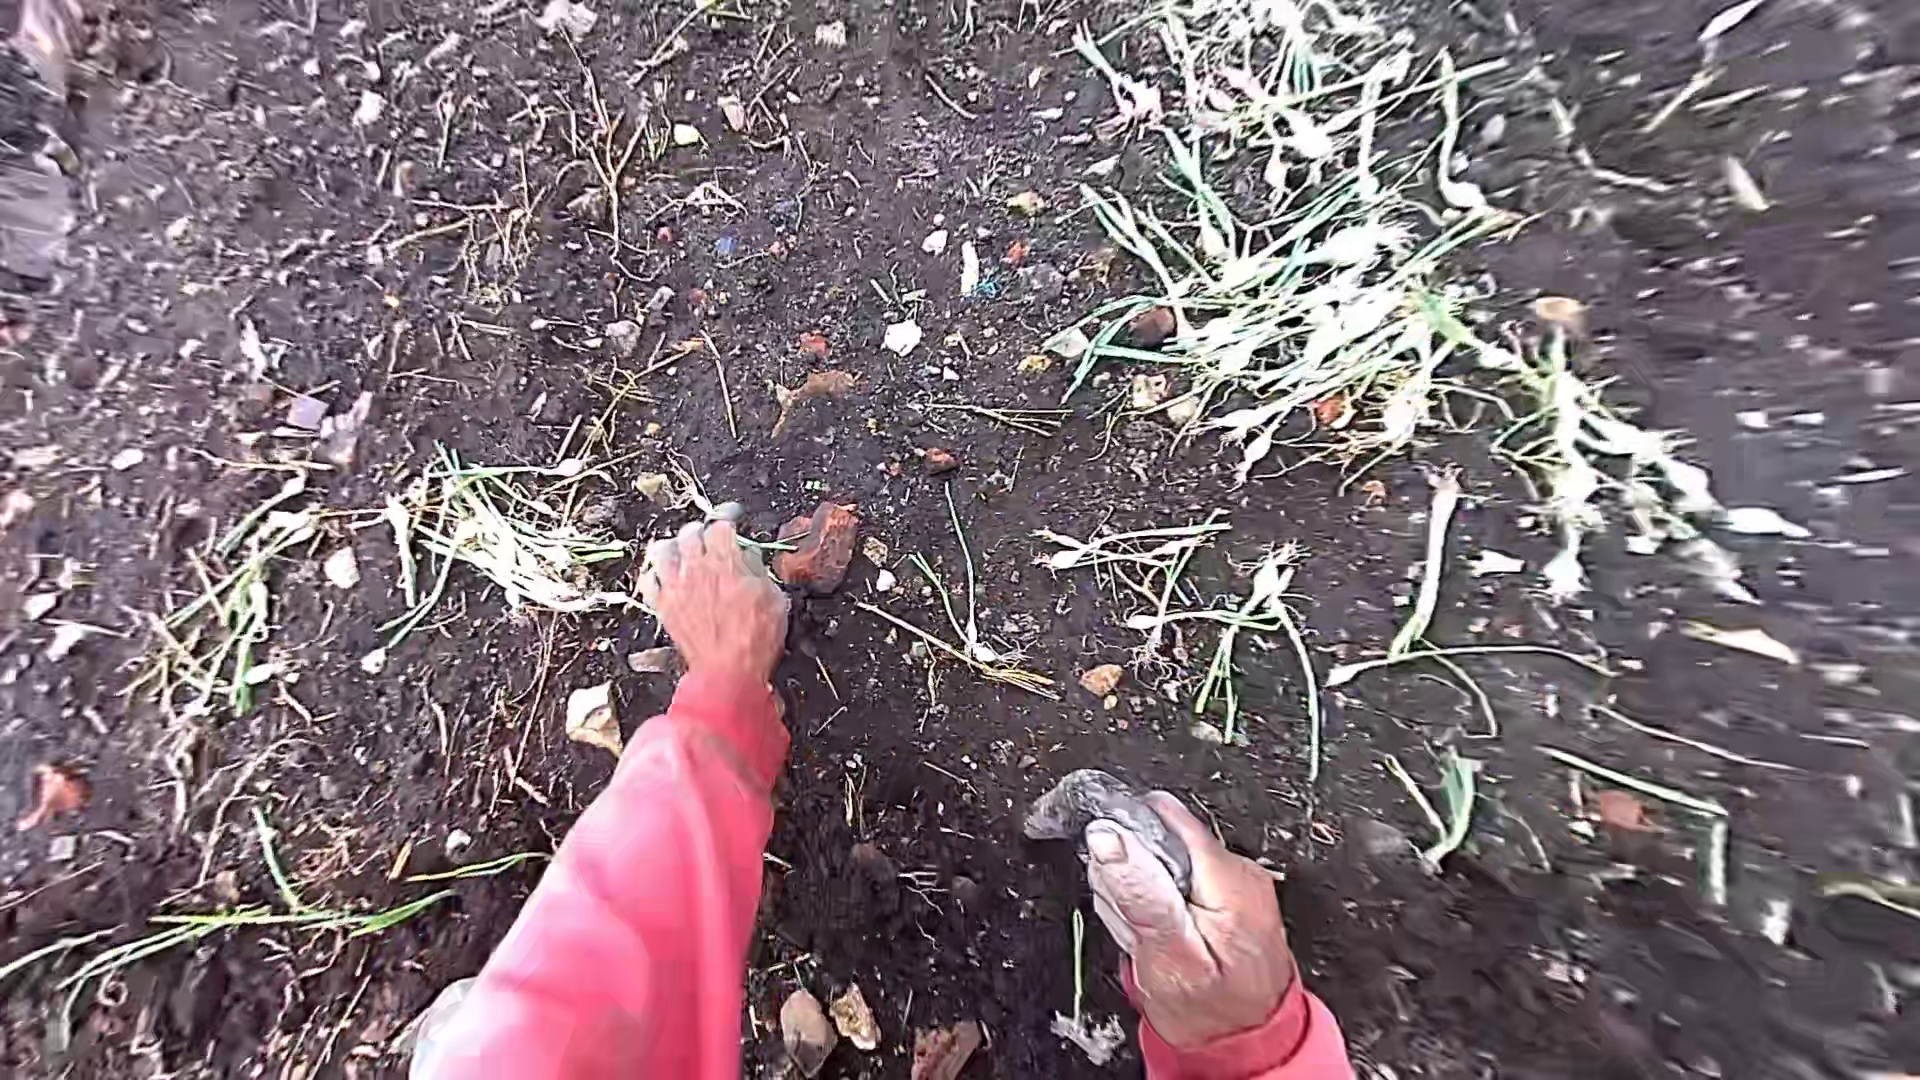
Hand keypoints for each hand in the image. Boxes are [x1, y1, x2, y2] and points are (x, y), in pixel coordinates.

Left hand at [638, 518, 788, 685]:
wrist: (728, 671)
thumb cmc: (756, 638)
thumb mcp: (775, 598)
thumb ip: (759, 571)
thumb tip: (750, 558)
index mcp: (727, 563)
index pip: (722, 526)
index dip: (729, 517)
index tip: (734, 517)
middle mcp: (697, 569)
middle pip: (691, 533)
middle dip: (702, 529)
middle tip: (710, 534)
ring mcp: (676, 587)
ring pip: (663, 550)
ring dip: (674, 544)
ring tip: (682, 546)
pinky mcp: (664, 607)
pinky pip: (649, 580)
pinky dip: (655, 572)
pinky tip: (664, 573)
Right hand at [1084, 791, 1293, 1047]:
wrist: (1242, 1050)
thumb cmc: (1210, 1014)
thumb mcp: (1167, 956)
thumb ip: (1139, 891)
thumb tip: (1108, 835)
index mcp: (1228, 879)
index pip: (1161, 816)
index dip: (1129, 841)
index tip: (1122, 880)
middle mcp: (1236, 868)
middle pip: (1157, 833)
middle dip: (1131, 870)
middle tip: (1139, 920)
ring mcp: (1233, 877)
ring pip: (1159, 851)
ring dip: (1140, 887)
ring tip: (1151, 930)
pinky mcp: (1224, 886)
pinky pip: (1172, 869)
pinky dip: (1156, 895)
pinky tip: (1161, 927)